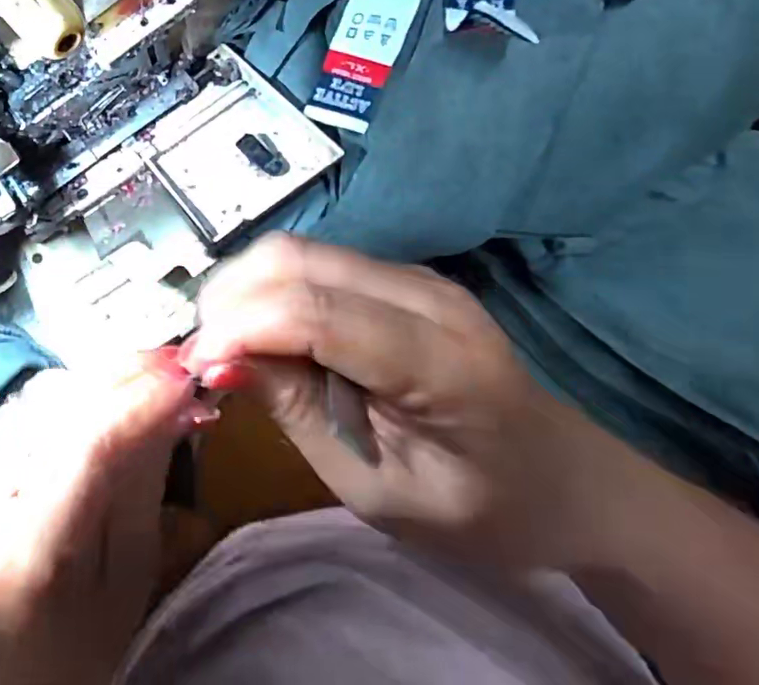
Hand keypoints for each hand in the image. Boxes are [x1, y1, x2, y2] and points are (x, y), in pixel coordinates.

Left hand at [0, 364, 202, 684]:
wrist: (6, 658)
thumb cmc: (83, 638)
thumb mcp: (131, 571)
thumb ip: (146, 476)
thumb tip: (176, 395)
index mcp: (25, 556)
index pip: (87, 449)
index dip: (140, 400)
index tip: (187, 373)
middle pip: (63, 408)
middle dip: (126, 379)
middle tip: (177, 366)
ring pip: (46, 394)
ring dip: (101, 382)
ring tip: (146, 388)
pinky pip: (30, 403)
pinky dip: (74, 394)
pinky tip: (102, 407)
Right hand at [186, 233, 623, 569]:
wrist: (561, 479)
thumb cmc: (475, 509)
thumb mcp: (374, 489)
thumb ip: (295, 411)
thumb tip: (216, 359)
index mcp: (440, 362)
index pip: (315, 312)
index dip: (240, 328)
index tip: (197, 368)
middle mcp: (424, 294)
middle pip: (294, 259)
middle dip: (230, 300)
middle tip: (206, 358)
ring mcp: (412, 275)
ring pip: (294, 250)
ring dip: (243, 290)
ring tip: (228, 347)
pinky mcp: (395, 273)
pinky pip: (311, 261)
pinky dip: (268, 290)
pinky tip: (263, 332)